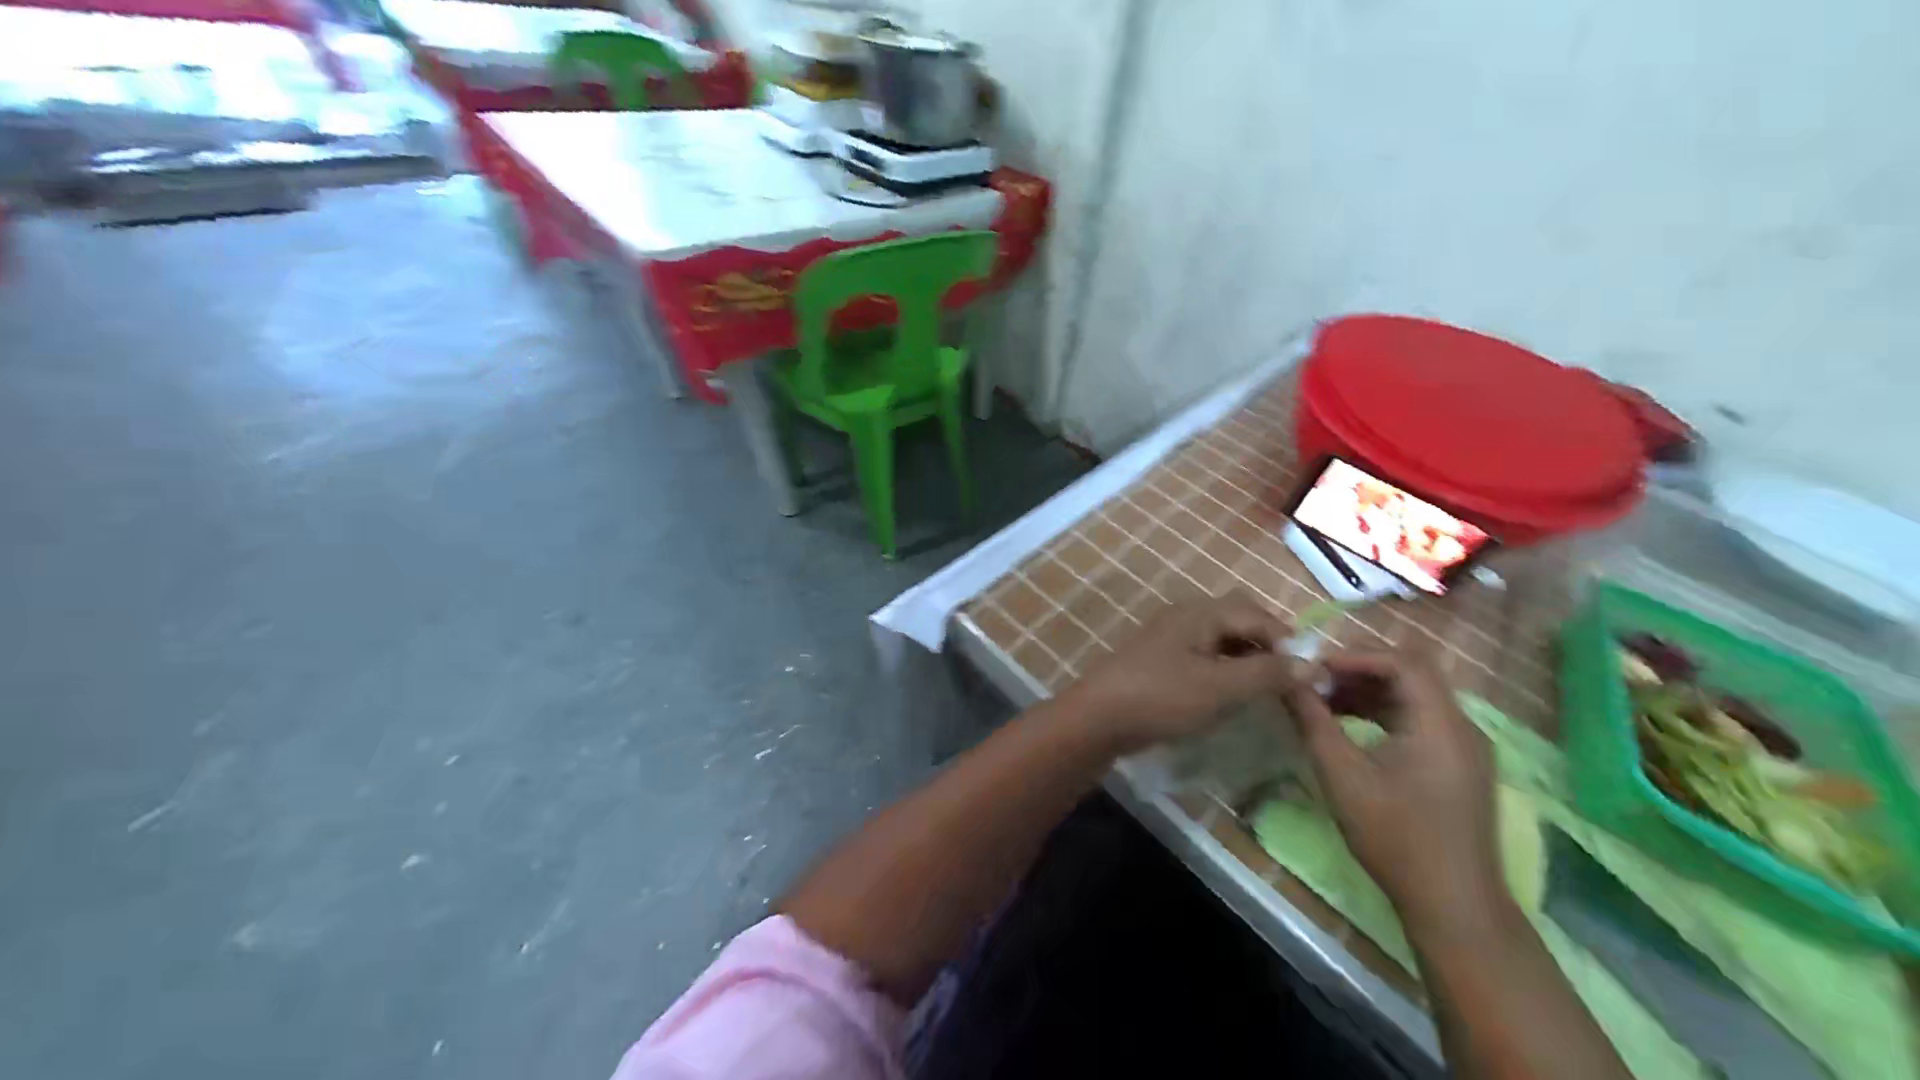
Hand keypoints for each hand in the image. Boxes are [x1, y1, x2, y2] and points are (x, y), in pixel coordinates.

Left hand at [1060, 594, 1294, 754]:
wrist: (1097, 718)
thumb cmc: (1161, 697)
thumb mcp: (1220, 688)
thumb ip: (1267, 673)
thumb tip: (1313, 664)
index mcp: (1200, 612)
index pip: (1258, 614)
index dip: (1289, 641)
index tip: (1309, 676)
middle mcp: (1185, 616)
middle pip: (1240, 620)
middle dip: (1268, 647)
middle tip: (1288, 681)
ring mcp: (1170, 637)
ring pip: (1221, 639)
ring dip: (1247, 659)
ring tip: (1266, 691)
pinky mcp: (1160, 660)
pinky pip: (1204, 655)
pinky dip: (1225, 669)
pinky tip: (1232, 694)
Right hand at [1283, 650, 1506, 933]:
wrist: (1452, 903)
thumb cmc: (1395, 835)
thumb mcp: (1342, 774)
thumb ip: (1313, 720)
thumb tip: (1288, 679)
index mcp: (1441, 723)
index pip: (1402, 661)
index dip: (1354, 655)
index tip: (1312, 666)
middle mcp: (1461, 726)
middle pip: (1409, 674)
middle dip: (1357, 670)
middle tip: (1312, 679)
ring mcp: (1462, 746)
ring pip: (1411, 696)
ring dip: (1366, 691)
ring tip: (1320, 700)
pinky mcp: (1456, 765)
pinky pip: (1416, 720)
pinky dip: (1380, 713)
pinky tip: (1346, 725)